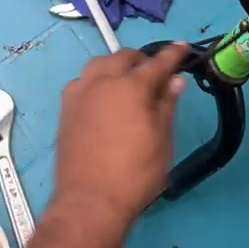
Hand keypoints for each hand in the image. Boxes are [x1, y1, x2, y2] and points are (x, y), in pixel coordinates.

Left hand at [51, 45, 188, 227]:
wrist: (90, 202)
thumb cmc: (134, 174)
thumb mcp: (161, 141)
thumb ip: (167, 105)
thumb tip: (175, 79)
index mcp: (131, 87)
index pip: (157, 63)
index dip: (172, 54)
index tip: (182, 46)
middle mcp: (103, 82)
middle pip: (124, 57)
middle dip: (142, 59)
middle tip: (156, 71)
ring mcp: (81, 93)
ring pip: (99, 64)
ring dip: (116, 65)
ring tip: (127, 80)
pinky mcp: (66, 108)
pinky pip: (82, 81)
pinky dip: (96, 80)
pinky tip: (102, 95)